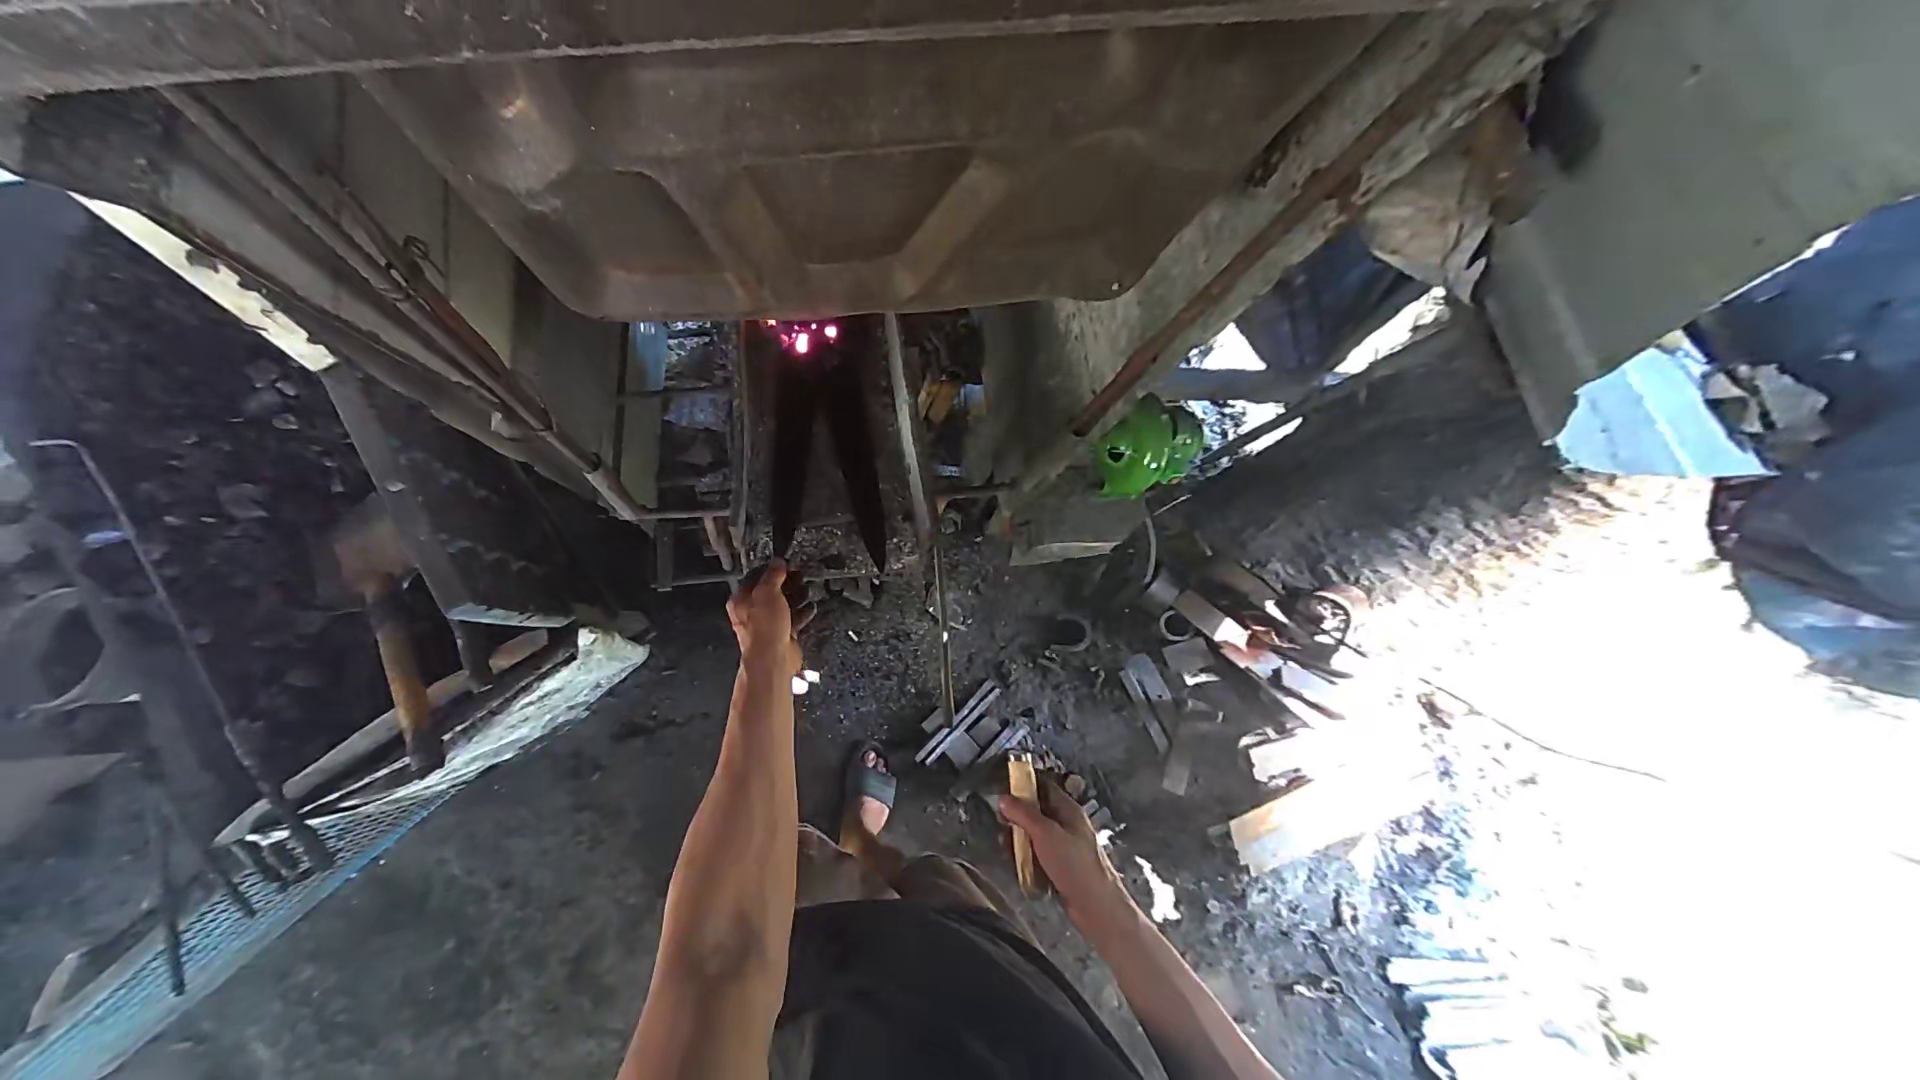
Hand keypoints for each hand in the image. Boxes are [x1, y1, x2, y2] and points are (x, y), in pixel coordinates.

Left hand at [727, 559, 799, 673]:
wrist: (773, 659)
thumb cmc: (763, 628)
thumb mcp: (767, 592)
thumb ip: (773, 575)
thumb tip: (777, 563)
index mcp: (741, 601)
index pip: (755, 578)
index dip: (770, 570)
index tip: (784, 564)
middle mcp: (752, 613)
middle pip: (771, 592)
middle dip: (787, 583)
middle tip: (800, 575)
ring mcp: (768, 625)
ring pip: (784, 606)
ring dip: (796, 597)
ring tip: (808, 589)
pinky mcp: (782, 635)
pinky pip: (793, 620)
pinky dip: (802, 613)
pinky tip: (810, 607)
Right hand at [998, 776, 1133, 930]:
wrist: (1096, 907)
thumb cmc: (1073, 865)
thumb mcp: (1046, 834)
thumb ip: (1024, 814)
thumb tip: (1002, 797)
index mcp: (1068, 809)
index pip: (1044, 787)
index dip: (1024, 785)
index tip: (1003, 791)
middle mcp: (1068, 824)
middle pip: (1037, 811)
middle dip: (1018, 817)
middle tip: (1003, 826)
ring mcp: (1065, 846)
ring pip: (1036, 834)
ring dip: (1021, 840)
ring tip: (1007, 849)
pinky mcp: (1062, 866)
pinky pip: (1040, 854)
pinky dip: (1028, 857)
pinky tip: (1020, 865)